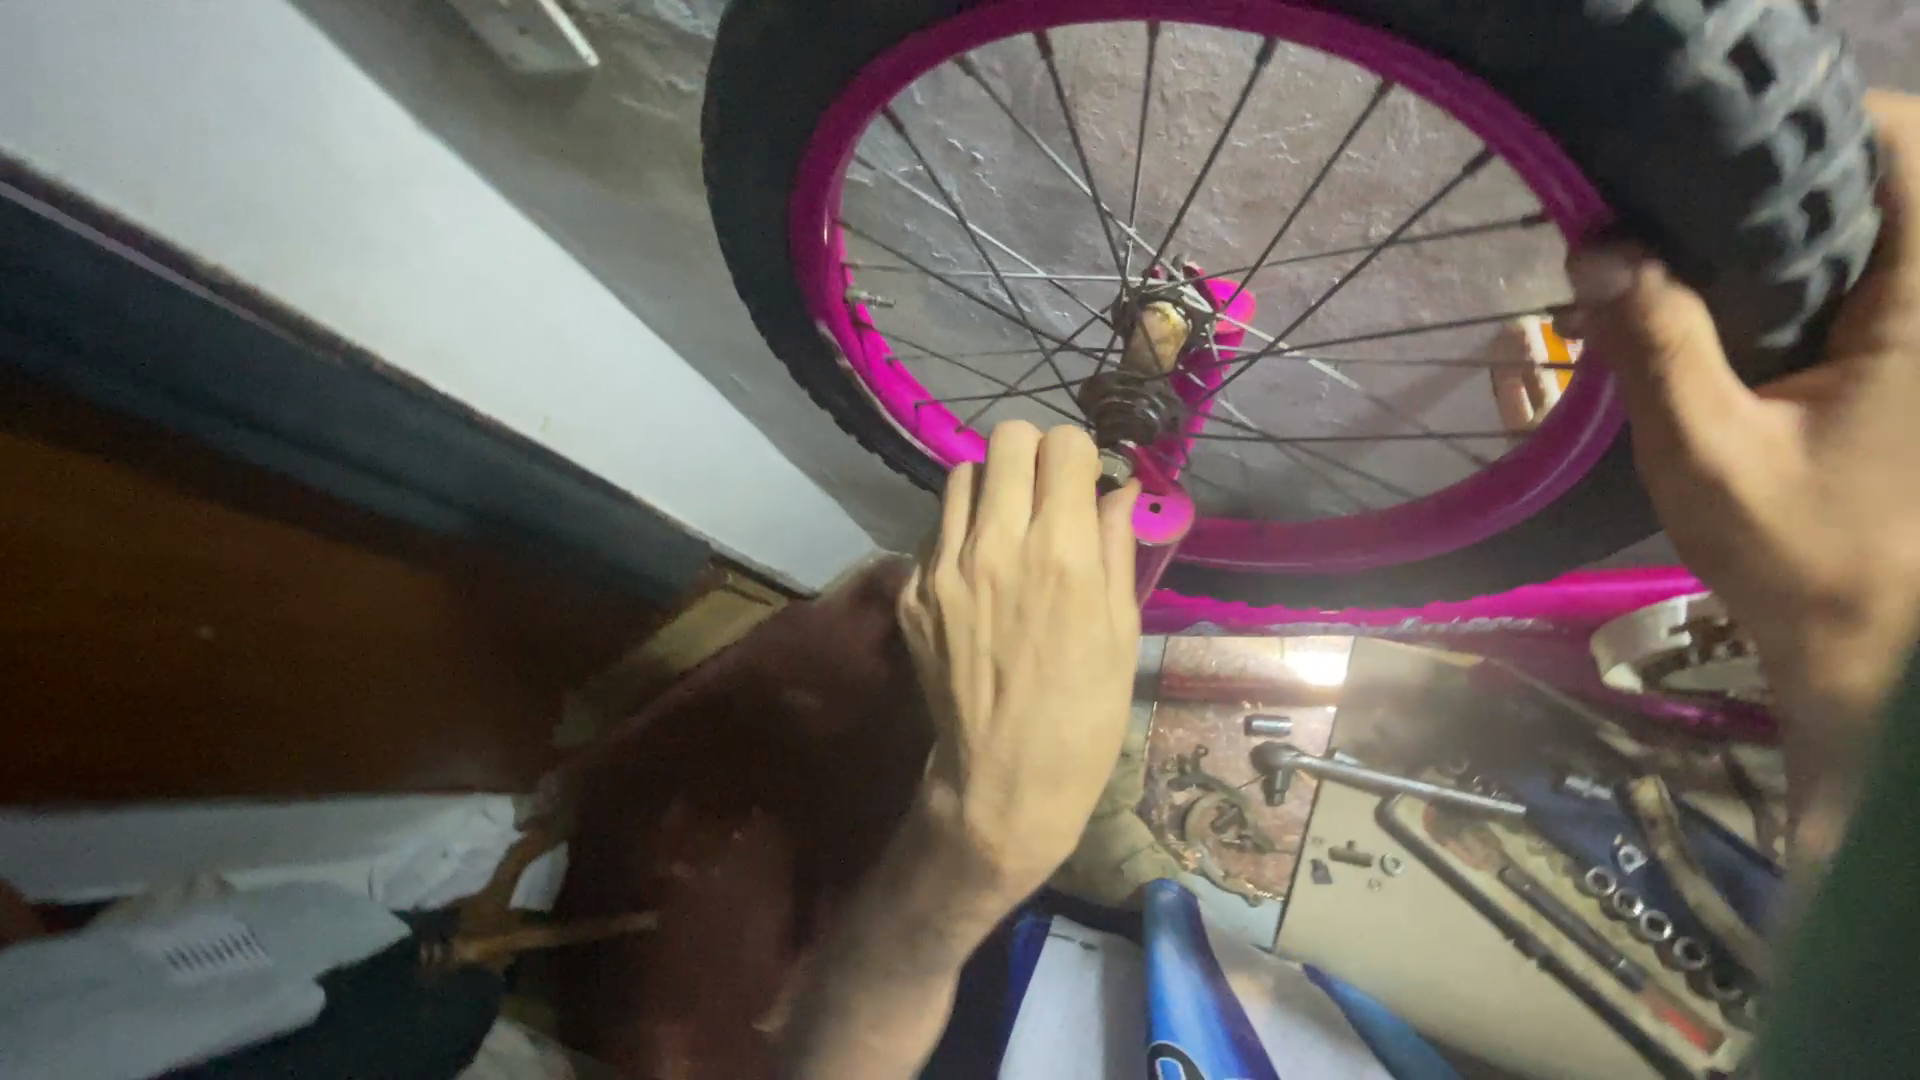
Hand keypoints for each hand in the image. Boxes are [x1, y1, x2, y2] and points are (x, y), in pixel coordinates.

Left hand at [898, 421, 1141, 910]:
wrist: (1004, 776)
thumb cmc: (1084, 712)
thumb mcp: (1121, 629)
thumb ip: (1116, 547)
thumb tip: (1119, 490)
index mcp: (1061, 552)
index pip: (1062, 445)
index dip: (1080, 456)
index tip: (1083, 483)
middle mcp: (997, 545)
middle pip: (1007, 439)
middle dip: (1034, 454)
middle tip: (1045, 493)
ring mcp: (943, 566)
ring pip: (961, 475)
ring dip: (992, 488)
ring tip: (1007, 528)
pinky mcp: (912, 591)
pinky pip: (934, 530)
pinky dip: (959, 533)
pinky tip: (976, 573)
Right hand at [1563, 90, 1919, 851]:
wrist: (1873, 632)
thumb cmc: (1798, 542)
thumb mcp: (1706, 447)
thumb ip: (1655, 345)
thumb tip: (1598, 251)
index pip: (1910, 150)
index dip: (1820, 123)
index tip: (1711, 141)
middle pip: (1888, 179)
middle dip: (1780, 172)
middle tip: (1664, 195)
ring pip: (1866, 229)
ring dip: (1775, 223)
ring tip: (1669, 238)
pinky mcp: (1898, 363)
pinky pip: (1850, 280)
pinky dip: (1782, 270)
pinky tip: (1708, 298)